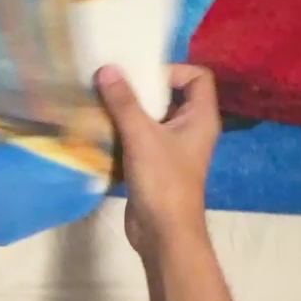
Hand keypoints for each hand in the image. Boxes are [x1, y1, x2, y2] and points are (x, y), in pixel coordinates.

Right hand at [96, 64, 220, 258]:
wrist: (162, 231)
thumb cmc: (162, 180)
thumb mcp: (141, 136)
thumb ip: (123, 102)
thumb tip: (107, 69)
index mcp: (200, 117)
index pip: (196, 77)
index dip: (171, 71)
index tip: (140, 78)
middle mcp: (189, 129)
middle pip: (169, 97)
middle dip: (141, 91)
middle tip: (113, 88)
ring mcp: (171, 149)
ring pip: (150, 120)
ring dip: (127, 113)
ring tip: (101, 107)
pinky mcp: (153, 166)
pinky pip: (138, 140)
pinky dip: (121, 134)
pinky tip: (100, 133)